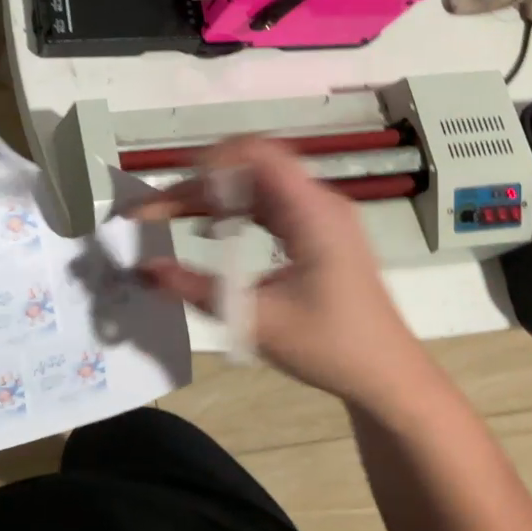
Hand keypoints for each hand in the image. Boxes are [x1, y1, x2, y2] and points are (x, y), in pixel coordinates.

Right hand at [132, 136, 431, 405]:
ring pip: (253, 186)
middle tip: (151, 214)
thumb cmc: (330, 347)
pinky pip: (266, 205)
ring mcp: (320, 216)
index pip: (258, 154)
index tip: (170, 194)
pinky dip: (231, 211)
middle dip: (196, 186)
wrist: (388, 375)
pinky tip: (208, 232)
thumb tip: (143, 269)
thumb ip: (194, 290)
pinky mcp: (315, 232)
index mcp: (313, 213)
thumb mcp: (255, 320)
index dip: (210, 162)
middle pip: (248, 169)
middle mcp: (318, 203)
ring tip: (169, 219)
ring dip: (210, 198)